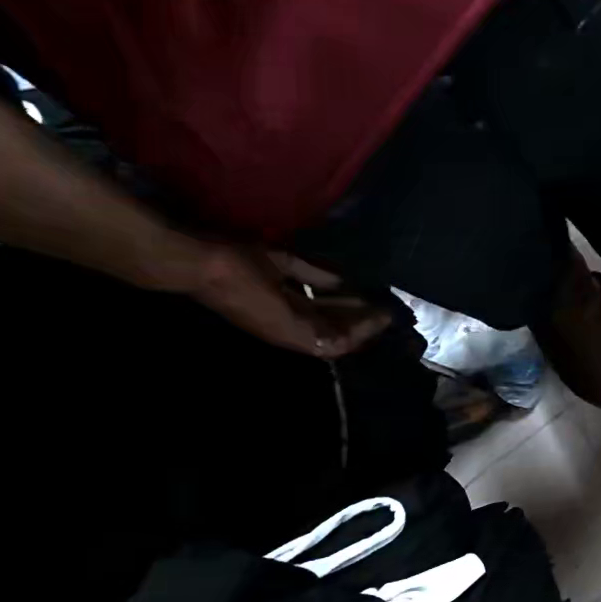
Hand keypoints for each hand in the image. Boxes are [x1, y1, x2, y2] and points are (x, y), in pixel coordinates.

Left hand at [156, 240, 391, 358]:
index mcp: (288, 314)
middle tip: (392, 314)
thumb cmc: (237, 261)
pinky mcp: (296, 335)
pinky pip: (337, 340)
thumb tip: (348, 280)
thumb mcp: (286, 264)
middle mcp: (294, 330)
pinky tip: (374, 315)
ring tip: (387, 315)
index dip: (355, 313)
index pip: (329, 319)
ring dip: (367, 329)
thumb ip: (316, 276)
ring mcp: (295, 335)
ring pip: (343, 340)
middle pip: (340, 333)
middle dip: (367, 324)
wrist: (208, 266)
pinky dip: (359, 329)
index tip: (378, 302)